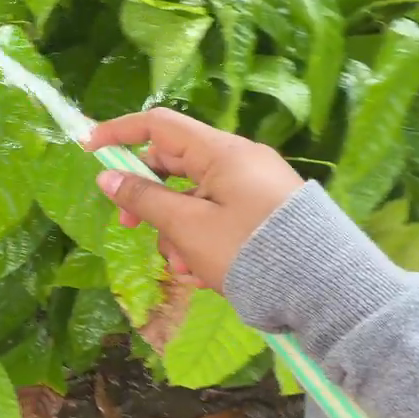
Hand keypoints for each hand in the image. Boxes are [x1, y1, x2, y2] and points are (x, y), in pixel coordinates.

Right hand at [82, 108, 304, 290]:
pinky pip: (217, 214)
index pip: (159, 125)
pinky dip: (199, 237)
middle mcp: (240, 162)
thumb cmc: (247, 250)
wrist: (330, 292)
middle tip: (129, 225)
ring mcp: (255, 187)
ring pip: (193, 196)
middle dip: (147, 196)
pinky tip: (202, 271)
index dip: (119, 132)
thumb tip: (108, 177)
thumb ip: (143, 198)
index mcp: (222, 153)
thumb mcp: (185, 226)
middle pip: (174, 164)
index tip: (89, 149)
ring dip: (174, 228)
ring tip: (180, 266)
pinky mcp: (265, 213)